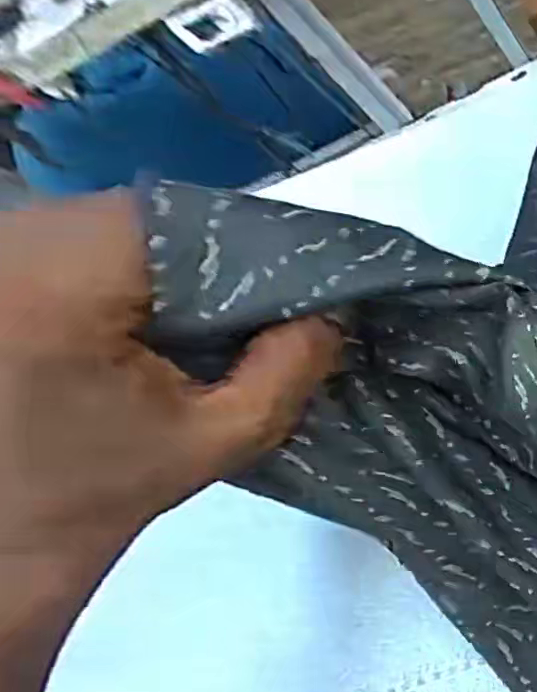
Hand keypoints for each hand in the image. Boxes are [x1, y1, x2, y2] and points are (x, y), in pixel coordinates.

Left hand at [0, 192, 340, 576]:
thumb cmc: (116, 478)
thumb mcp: (230, 433)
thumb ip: (290, 369)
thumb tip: (333, 314)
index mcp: (49, 294)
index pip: (167, 223)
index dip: (249, 243)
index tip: (308, 285)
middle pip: (133, 213)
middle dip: (219, 250)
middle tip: (281, 296)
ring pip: (103, 218)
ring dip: (179, 255)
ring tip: (231, 304)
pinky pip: (70, 236)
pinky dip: (135, 262)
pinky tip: (167, 306)